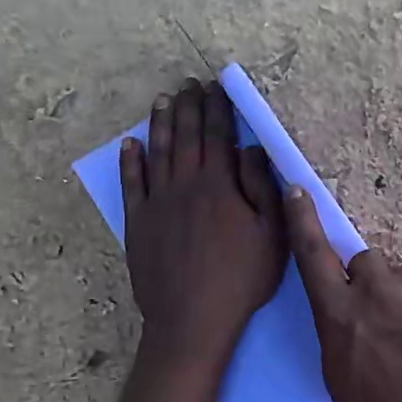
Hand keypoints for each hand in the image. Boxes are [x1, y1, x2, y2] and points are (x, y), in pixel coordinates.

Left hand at [122, 81, 285, 360]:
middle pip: (185, 137)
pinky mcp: (138, 223)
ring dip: (161, 124)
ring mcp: (156, 203)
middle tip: (189, 83)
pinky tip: (130, 144)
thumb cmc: (242, 278)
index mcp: (218, 186)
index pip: (217, 137)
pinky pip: (132, 183)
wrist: (192, 318)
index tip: (217, 87)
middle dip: (189, 107)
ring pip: (157, 152)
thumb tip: (252, 150)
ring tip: (163, 101)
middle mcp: (183, 185)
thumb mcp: (270, 235)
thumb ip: (262, 188)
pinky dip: (130, 161)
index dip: (218, 110)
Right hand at [285, 188, 401, 401]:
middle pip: (368, 264)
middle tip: (387, 329)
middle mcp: (380, 290)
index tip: (297, 190)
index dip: (303, 221)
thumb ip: (340, 330)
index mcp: (342, 316)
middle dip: (372, 286)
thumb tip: (350, 307)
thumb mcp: (343, 382)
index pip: (314, 255)